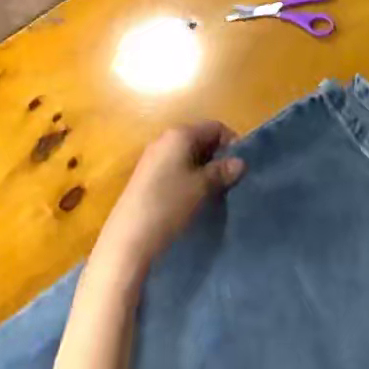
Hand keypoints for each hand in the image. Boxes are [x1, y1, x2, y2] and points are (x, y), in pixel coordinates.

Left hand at [93, 122, 245, 270]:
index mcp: (179, 134)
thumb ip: (222, 171)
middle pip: (200, 140)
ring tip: (213, 194)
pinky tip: (192, 201)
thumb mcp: (202, 187)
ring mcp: (152, 159)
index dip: (231, 143)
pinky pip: (174, 170)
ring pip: (187, 157)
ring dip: (203, 171)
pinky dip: (188, 180)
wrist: (127, 240)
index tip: (240, 168)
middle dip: (217, 158)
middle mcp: (164, 140)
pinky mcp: (144, 179)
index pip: (215, 127)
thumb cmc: (169, 205)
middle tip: (230, 182)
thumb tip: (240, 162)